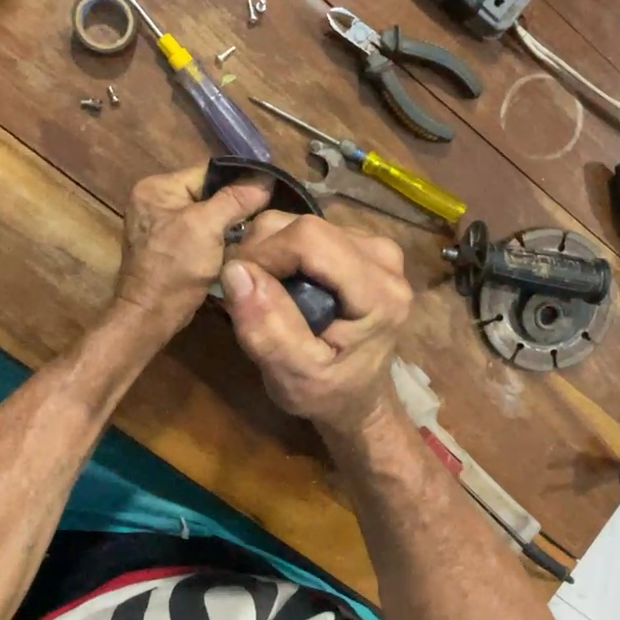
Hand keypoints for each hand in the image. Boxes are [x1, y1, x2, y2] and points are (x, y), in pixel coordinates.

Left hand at [115, 166, 271, 337]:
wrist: (151, 316)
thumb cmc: (174, 267)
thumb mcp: (207, 227)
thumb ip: (235, 200)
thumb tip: (265, 179)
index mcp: (157, 188)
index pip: (207, 172)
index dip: (240, 181)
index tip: (271, 190)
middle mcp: (156, 201)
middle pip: (209, 194)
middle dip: (237, 205)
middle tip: (269, 212)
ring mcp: (162, 226)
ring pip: (209, 216)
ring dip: (232, 225)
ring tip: (261, 229)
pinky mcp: (171, 248)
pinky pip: (204, 235)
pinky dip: (221, 240)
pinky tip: (242, 247)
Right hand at [220, 213, 414, 437]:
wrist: (358, 398)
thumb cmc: (329, 394)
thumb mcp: (294, 377)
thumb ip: (268, 329)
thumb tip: (235, 270)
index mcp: (379, 293)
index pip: (309, 240)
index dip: (264, 254)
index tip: (238, 288)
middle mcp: (385, 259)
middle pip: (305, 225)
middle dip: (262, 252)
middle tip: (243, 293)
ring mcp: (376, 247)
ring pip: (303, 222)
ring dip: (270, 252)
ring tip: (261, 293)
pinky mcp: (362, 245)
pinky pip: (309, 232)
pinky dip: (283, 252)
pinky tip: (281, 285)